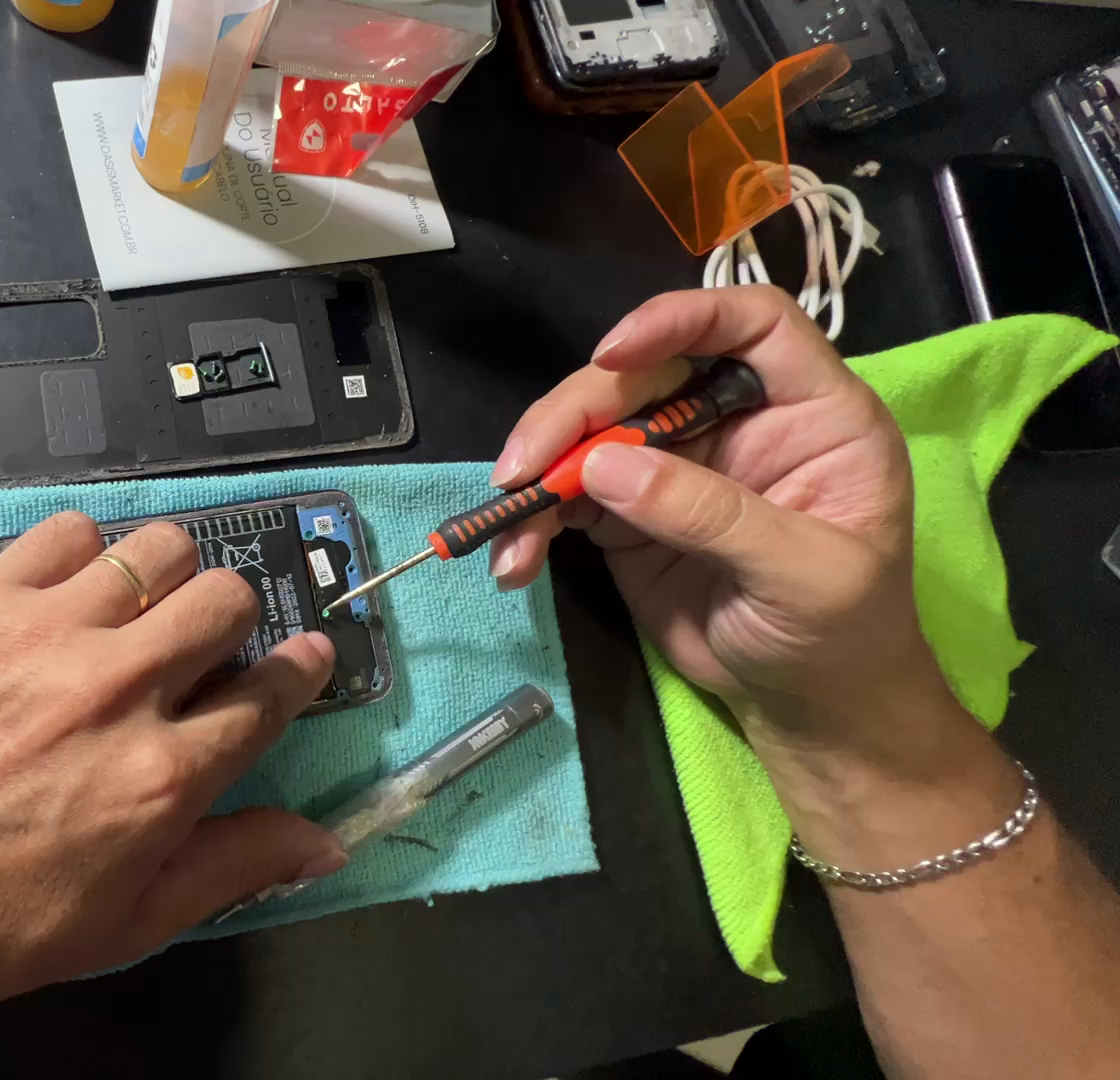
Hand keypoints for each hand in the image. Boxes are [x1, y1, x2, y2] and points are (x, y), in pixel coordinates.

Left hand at [0, 512, 343, 1004]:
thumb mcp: (128, 922)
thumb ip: (234, 868)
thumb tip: (323, 841)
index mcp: (161, 776)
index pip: (268, 695)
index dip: (301, 671)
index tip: (305, 658)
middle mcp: (116, 689)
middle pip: (225, 599)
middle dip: (234, 620)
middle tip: (200, 650)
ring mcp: (47, 634)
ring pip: (160, 548)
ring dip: (168, 578)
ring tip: (137, 615)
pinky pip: (66, 532)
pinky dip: (84, 554)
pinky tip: (68, 596)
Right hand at [488, 286, 940, 754]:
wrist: (800, 699)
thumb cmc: (841, 631)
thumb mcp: (804, 573)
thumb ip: (711, 514)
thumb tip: (603, 467)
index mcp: (802, 413)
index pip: (747, 325)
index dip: (679, 321)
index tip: (609, 355)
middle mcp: (724, 424)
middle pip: (633, 382)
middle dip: (566, 421)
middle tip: (517, 473)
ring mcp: (664, 468)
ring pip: (581, 438)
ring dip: (531, 481)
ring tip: (507, 535)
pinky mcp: (617, 513)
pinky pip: (559, 500)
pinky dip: (527, 527)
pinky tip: (515, 563)